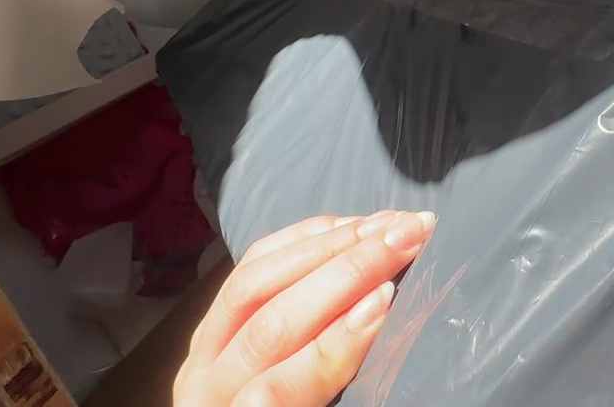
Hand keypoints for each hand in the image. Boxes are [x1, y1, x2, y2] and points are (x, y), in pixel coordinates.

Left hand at [175, 211, 434, 406]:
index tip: (386, 297)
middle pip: (272, 323)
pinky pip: (255, 258)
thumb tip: (385, 309)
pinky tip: (356, 223)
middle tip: (408, 237)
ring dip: (336, 243)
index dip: (334, 342)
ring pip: (257, 281)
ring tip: (391, 223)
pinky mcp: (216, 308)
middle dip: (350, 271)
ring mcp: (205, 346)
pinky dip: (310, 235)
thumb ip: (342, 373)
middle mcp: (209, 389)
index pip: (277, 390)